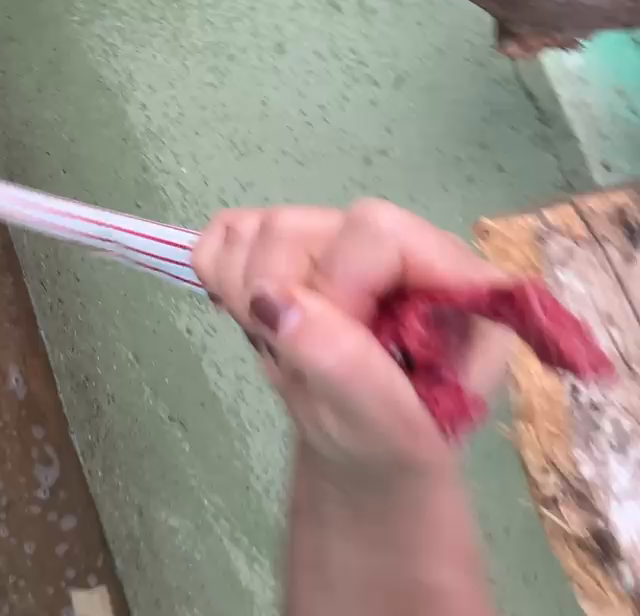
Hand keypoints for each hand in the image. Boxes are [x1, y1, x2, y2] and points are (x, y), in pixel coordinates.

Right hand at [192, 200, 513, 479]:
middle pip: (292, 227)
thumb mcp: (384, 426)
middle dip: (273, 294)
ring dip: (241, 294)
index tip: (331, 336)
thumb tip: (274, 302)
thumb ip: (346, 367)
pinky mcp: (268, 239)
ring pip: (248, 229)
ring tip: (277, 340)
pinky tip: (250, 313)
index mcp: (448, 276)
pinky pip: (220, 233)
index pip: (376, 229)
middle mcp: (384, 241)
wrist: (351, 438)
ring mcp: (322, 234)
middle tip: (291, 350)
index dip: (337, 280)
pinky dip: (216, 276)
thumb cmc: (385, 437)